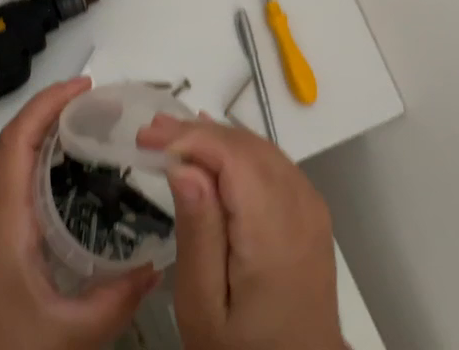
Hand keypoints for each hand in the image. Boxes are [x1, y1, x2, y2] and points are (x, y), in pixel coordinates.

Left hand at [0, 77, 158, 349]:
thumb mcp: (61, 336)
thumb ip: (112, 304)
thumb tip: (154, 271)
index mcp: (2, 215)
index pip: (19, 137)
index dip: (50, 102)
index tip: (87, 86)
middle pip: (17, 144)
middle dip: (59, 117)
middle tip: (107, 114)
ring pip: (11, 167)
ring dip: (48, 144)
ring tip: (96, 143)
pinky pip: (9, 191)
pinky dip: (39, 174)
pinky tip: (69, 196)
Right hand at [137, 114, 344, 349]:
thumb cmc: (243, 348)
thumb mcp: (204, 306)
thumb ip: (198, 232)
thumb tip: (184, 167)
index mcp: (273, 229)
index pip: (232, 157)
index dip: (189, 137)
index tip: (146, 136)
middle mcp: (300, 205)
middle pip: (247, 147)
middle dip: (198, 132)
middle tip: (149, 131)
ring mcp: (312, 206)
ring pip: (263, 149)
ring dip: (218, 137)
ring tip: (171, 135)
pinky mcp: (312, 212)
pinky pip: (275, 163)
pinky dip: (241, 151)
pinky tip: (215, 151)